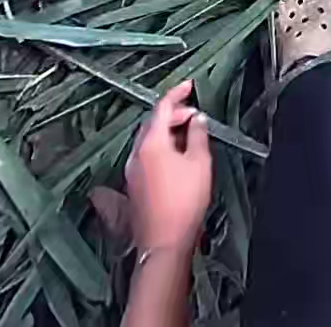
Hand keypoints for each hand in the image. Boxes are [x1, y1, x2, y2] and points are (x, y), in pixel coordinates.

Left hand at [125, 80, 212, 253]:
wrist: (164, 245)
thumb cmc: (185, 200)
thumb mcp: (199, 161)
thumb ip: (197, 133)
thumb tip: (196, 119)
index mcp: (151, 143)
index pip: (162, 107)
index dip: (177, 93)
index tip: (190, 85)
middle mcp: (136, 153)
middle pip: (152, 122)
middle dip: (172, 113)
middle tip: (193, 115)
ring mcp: (131, 171)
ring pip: (148, 139)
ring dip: (166, 131)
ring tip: (188, 133)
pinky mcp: (133, 186)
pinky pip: (145, 155)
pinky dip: (160, 146)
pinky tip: (175, 155)